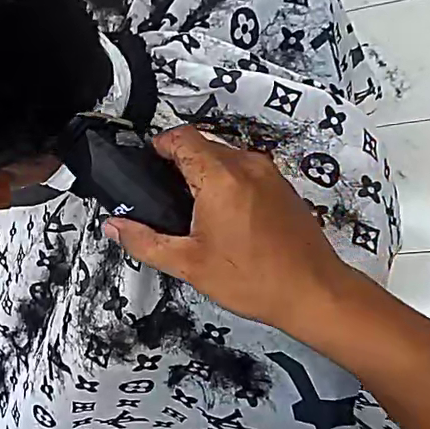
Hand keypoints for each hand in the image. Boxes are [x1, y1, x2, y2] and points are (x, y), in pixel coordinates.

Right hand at [104, 125, 362, 331]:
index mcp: (221, 178)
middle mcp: (248, 167)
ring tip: (196, 211)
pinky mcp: (284, 187)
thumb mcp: (190, 265)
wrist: (312, 291)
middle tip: (167, 195)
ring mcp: (270, 175)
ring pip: (227, 157)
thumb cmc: (259, 280)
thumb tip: (117, 227)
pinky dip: (231, 183)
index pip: (182, 137)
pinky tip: (227, 218)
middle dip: (181, 163)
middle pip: (204, 145)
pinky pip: (248, 171)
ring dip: (207, 173)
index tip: (149, 162)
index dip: (160, 146)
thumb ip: (145, 242)